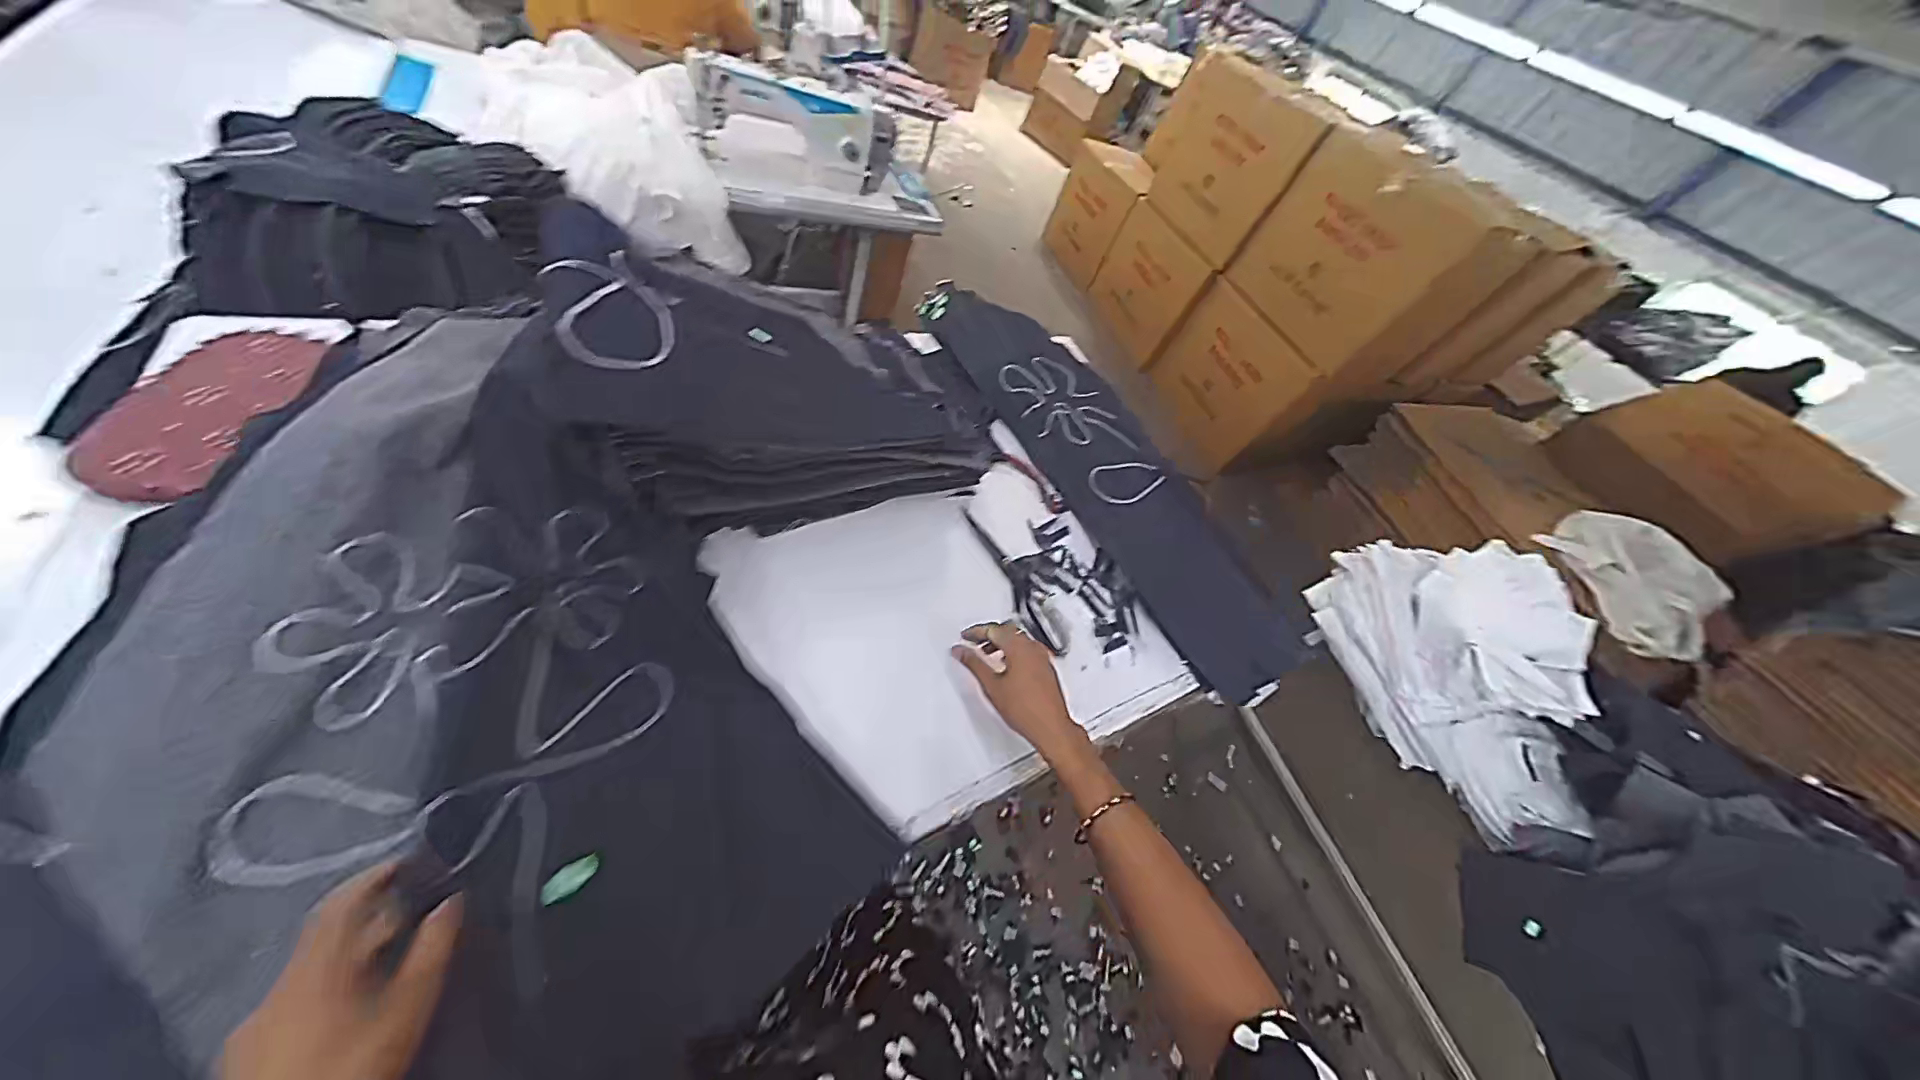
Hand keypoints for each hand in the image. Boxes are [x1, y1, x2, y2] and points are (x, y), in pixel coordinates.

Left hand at [222, 861, 462, 1079]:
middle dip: (371, 917)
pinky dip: (328, 982)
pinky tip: (351, 1000)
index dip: (373, 875)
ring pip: (311, 968)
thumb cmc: (354, 1061)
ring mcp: (256, 1022)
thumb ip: (432, 948)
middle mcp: (278, 987)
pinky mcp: (247, 1051)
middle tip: (411, 908)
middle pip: (326, 936)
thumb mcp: (408, 1005)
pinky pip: (294, 997)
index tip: (407, 861)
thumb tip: (453, 900)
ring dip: (350, 952)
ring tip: (390, 952)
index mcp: (315, 968)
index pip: (340, 903)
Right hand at [952, 622, 1083, 757]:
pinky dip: (1013, 651)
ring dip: (1001, 643)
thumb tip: (961, 651)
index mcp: (1019, 647)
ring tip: (986, 654)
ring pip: (1018, 640)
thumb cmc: (1026, 710)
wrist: (1050, 727)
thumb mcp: (992, 685)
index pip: (993, 630)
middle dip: (988, 635)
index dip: (976, 632)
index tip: (965, 636)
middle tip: (973, 642)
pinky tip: (1005, 664)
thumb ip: (974, 664)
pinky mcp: (1046, 667)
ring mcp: (1042, 657)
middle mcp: (1033, 648)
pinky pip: (1028, 650)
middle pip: (1007, 631)